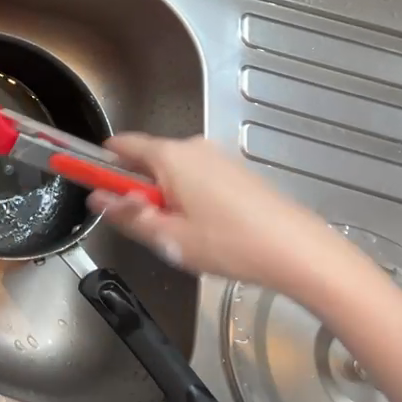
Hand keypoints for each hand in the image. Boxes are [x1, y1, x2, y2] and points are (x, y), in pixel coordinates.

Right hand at [87, 133, 355, 294]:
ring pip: (172, 171)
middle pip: (145, 158)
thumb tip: (96, 198)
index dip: (100, 165)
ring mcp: (218, 157)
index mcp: (168, 155)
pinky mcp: (238, 172)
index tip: (97, 188)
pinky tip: (212, 231)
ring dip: (166, 195)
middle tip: (149, 226)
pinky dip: (192, 197)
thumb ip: (126, 215)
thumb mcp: (169, 238)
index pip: (118, 145)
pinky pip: (197, 177)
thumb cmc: (231, 245)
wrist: (305, 256)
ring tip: (184, 235)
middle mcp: (191, 146)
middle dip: (139, 188)